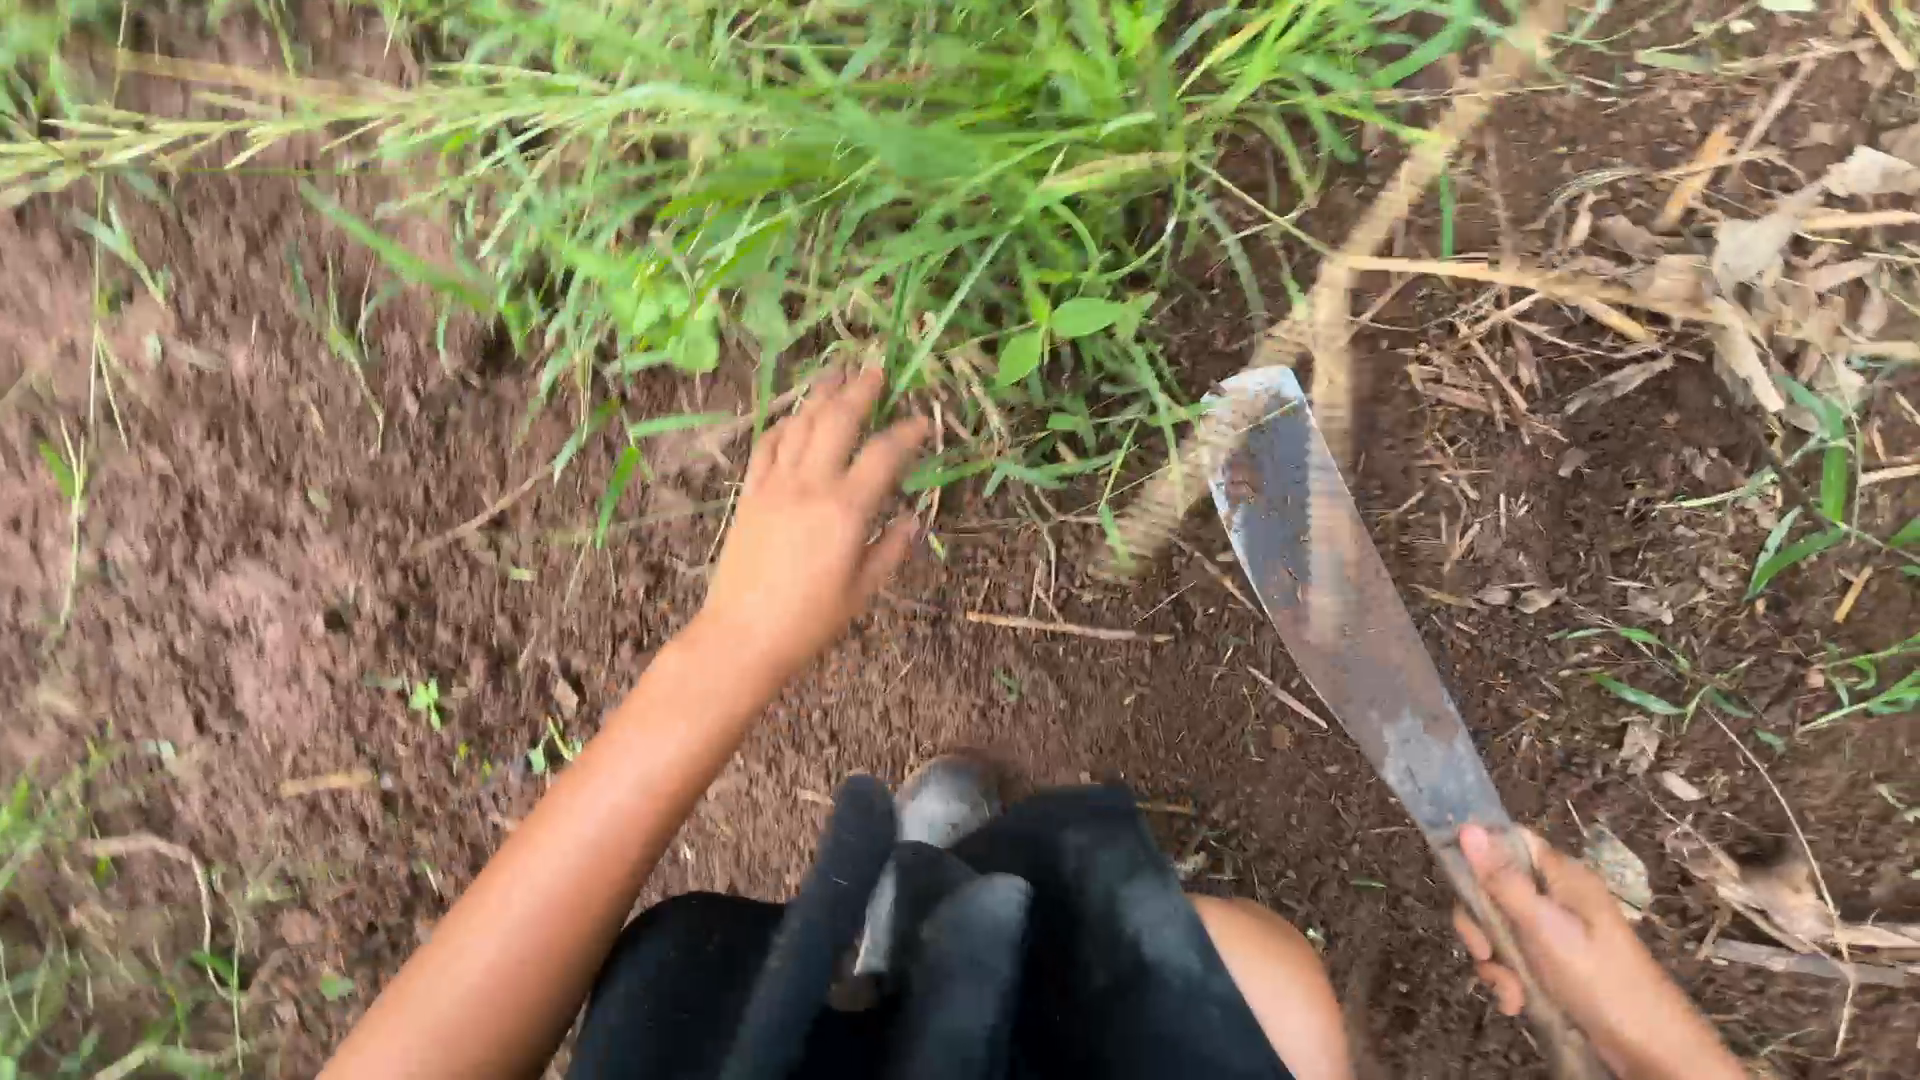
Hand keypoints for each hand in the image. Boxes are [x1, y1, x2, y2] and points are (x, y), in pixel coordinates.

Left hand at [688, 366, 928, 681]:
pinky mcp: (750, 494)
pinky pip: (766, 446)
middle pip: (837, 421)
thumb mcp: (863, 590)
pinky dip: (784, 425)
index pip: (883, 454)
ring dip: (819, 395)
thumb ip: (891, 549)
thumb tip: (913, 519)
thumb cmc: (810, 621)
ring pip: (799, 424)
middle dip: (859, 390)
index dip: (907, 433)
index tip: (922, 423)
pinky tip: (794, 417)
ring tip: (835, 375)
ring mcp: (774, 486)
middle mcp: (809, 486)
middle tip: (875, 371)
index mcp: (845, 510)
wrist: (743, 636)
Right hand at [1451, 825, 1744, 1079]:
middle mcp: (1556, 896)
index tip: (1459, 883)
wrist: (1655, 1056)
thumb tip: (1466, 827)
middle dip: (1480, 923)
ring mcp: (1554, 929)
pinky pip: (1511, 955)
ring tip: (1510, 991)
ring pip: (1497, 924)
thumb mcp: (1546, 929)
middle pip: (1492, 886)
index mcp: (1562, 876)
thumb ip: (1504, 880)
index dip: (1477, 853)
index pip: (1508, 840)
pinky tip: (1516, 1001)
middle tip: (1484, 951)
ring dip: (1493, 959)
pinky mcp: (1552, 960)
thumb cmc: (1603, 983)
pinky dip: (1507, 978)